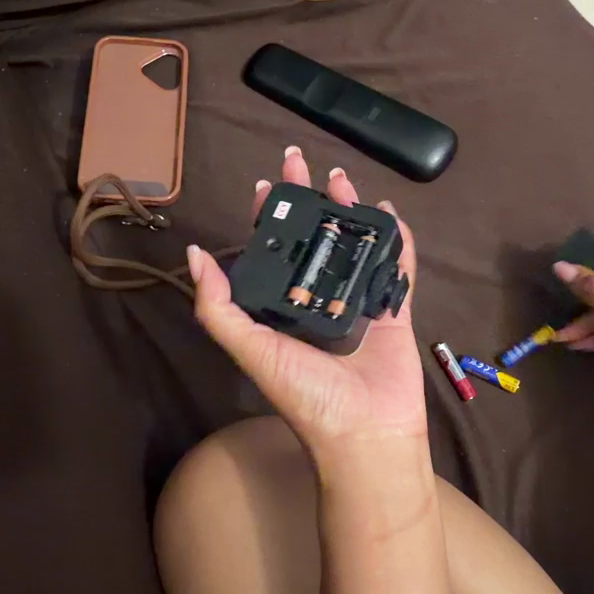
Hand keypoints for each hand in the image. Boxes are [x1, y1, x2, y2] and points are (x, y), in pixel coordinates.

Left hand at [186, 146, 427, 471]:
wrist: (366, 434)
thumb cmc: (307, 395)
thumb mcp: (252, 350)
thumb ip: (219, 308)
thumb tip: (195, 255)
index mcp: (283, 309)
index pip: (273, 251)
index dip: (267, 217)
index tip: (266, 184)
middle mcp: (318, 301)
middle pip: (313, 238)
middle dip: (307, 198)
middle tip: (301, 159)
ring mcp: (357, 305)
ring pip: (353, 245)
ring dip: (348, 210)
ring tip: (342, 177)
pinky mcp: (393, 312)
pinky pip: (397, 269)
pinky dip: (396, 241)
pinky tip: (388, 212)